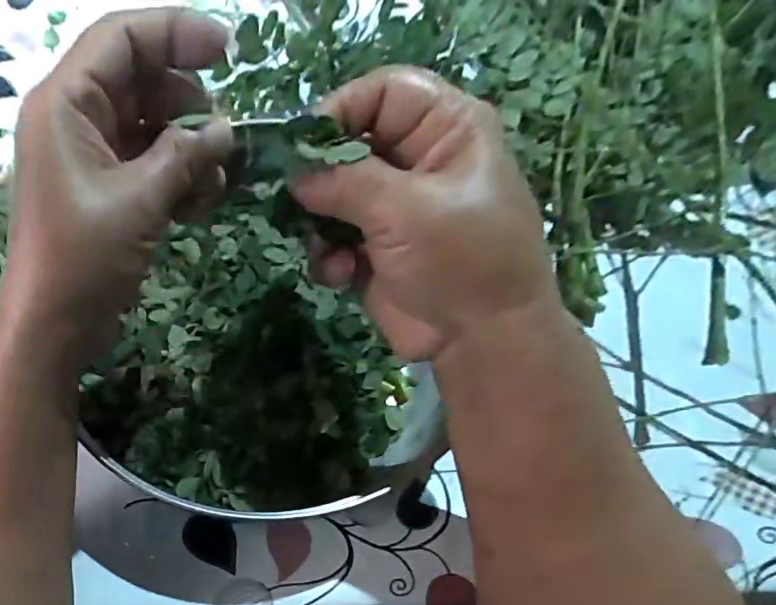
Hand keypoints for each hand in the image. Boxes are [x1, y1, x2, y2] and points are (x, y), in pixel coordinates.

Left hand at [0, 8, 234, 354]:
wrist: (51, 329)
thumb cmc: (82, 261)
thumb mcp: (138, 202)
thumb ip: (183, 157)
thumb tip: (224, 131)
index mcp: (65, 105)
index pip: (121, 39)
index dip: (175, 33)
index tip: (228, 51)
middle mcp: (73, 123)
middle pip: (139, 83)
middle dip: (187, 105)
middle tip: (225, 137)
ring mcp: (88, 162)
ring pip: (148, 131)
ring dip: (187, 151)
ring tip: (217, 183)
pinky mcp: (103, 197)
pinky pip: (145, 169)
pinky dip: (175, 180)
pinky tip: (201, 205)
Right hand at [288, 67, 558, 360]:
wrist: (479, 338)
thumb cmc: (459, 260)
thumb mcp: (405, 211)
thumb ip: (345, 183)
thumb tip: (296, 174)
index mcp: (444, 130)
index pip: (382, 94)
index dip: (339, 112)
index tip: (301, 146)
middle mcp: (416, 164)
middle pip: (349, 147)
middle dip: (320, 178)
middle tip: (296, 200)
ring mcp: (392, 212)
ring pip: (333, 198)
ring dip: (320, 225)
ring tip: (326, 249)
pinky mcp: (374, 254)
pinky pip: (334, 242)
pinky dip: (328, 258)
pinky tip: (340, 276)